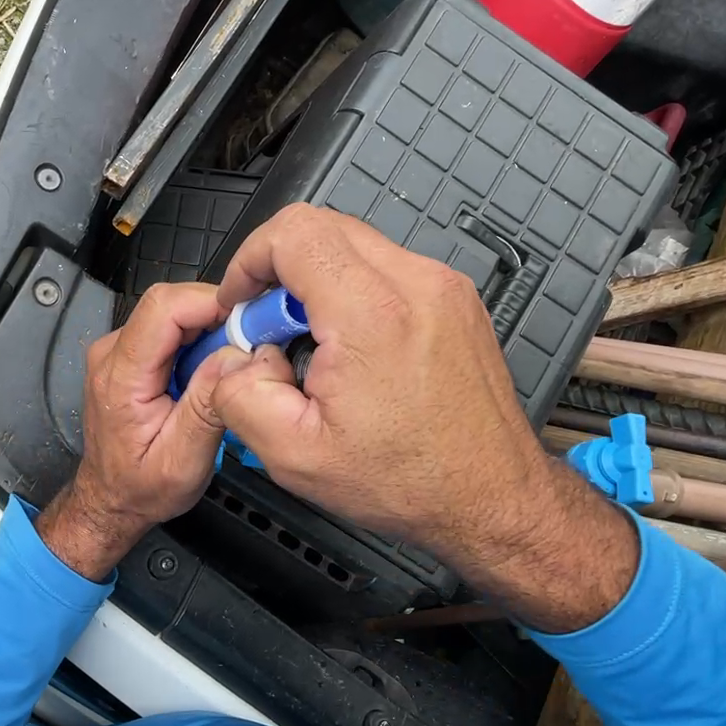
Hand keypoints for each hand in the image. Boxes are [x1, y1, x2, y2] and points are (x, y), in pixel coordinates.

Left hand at [36, 282, 236, 579]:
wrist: (110, 501)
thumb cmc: (140, 489)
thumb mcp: (183, 461)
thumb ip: (208, 407)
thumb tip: (238, 358)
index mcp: (121, 377)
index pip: (165, 307)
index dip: (213, 304)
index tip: (250, 323)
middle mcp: (112, 354)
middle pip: (172, 304)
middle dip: (218, 320)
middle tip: (248, 354)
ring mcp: (118, 352)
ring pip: (174, 314)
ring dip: (211, 333)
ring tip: (228, 373)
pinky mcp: (130, 357)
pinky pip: (170, 331)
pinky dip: (199, 344)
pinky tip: (209, 376)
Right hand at [210, 205, 636, 631]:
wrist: (489, 498)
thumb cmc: (409, 481)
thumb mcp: (292, 454)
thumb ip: (240, 394)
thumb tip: (236, 359)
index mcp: (371, 315)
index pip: (294, 232)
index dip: (249, 261)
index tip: (240, 305)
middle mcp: (416, 285)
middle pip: (321, 227)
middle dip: (276, 271)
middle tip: (268, 332)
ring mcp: (442, 288)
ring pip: (352, 247)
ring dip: (312, 285)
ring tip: (308, 348)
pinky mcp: (453, 301)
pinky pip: (384, 270)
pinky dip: (348, 295)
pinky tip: (345, 352)